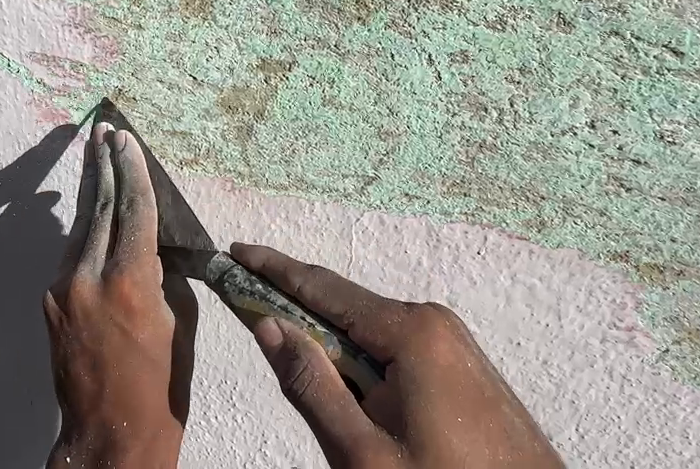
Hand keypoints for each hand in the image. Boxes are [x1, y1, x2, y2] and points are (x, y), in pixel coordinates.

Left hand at [44, 123, 197, 467]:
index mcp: (128, 282)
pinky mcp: (49, 299)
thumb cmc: (160, 387)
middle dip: (103, 165)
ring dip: (90, 190)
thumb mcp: (175, 324)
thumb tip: (146, 243)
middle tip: (105, 130)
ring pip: (81, 225)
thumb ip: (157, 274)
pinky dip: (85, 229)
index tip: (127, 140)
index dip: (132, 171)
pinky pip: (72, 253)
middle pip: (97, 206)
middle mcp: (88, 276)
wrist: (109, 436)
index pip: (132, 209)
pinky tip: (92, 210)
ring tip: (97, 155)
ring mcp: (62, 287)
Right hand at [232, 244, 562, 468]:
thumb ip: (311, 385)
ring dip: (333, 348)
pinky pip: (397, 349)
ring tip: (311, 383)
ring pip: (370, 333)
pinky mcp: (466, 369)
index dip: (271, 269)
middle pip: (344, 308)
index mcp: (409, 331)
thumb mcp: (364, 456)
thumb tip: (268, 324)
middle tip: (253, 314)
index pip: (320, 287)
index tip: (233, 250)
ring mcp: (455, 344)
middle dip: (298, 312)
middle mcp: (433, 322)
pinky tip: (357, 396)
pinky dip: (364, 362)